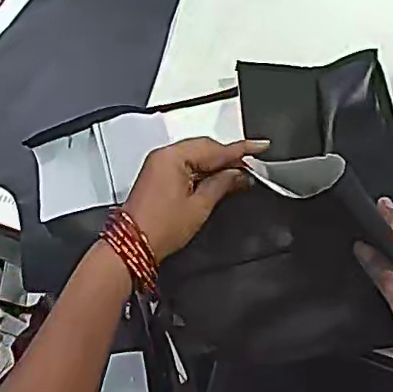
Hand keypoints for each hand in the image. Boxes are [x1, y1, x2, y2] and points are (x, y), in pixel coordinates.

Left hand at [122, 137, 267, 258]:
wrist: (133, 245)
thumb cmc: (159, 228)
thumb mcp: (199, 206)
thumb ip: (222, 184)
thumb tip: (239, 175)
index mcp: (173, 157)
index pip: (214, 148)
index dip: (240, 149)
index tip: (259, 147)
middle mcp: (163, 156)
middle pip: (204, 149)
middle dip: (228, 158)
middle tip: (251, 168)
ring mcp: (158, 165)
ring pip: (195, 156)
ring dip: (216, 165)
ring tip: (238, 176)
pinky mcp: (157, 175)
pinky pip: (185, 165)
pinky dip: (202, 171)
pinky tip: (216, 180)